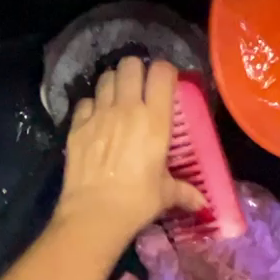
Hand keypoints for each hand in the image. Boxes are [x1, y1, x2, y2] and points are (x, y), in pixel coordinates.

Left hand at [55, 57, 206, 242]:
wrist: (94, 214)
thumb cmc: (137, 201)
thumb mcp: (165, 195)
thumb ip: (185, 192)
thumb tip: (202, 204)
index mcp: (155, 119)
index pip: (161, 72)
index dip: (164, 72)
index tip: (165, 83)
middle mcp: (127, 108)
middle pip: (130, 65)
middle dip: (135, 71)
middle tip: (139, 88)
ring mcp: (99, 114)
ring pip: (105, 78)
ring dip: (113, 84)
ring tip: (117, 99)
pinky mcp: (77, 125)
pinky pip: (85, 101)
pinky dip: (91, 105)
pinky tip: (95, 119)